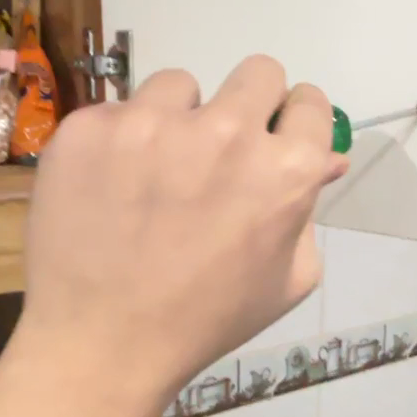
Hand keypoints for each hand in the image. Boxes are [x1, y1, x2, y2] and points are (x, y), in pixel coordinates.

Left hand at [0, 55, 345, 416]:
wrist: (103, 344)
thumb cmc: (207, 320)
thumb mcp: (286, 280)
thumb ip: (308, 210)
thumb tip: (325, 159)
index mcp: (285, 170)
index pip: (309, 103)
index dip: (294, 122)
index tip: (275, 138)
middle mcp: (225, 131)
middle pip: (258, 72)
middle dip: (250, 105)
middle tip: (222, 150)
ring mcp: (151, 123)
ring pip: (181, 86)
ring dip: (180, 120)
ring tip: (156, 175)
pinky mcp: (91, 127)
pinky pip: (120, 111)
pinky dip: (122, 142)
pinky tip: (111, 188)